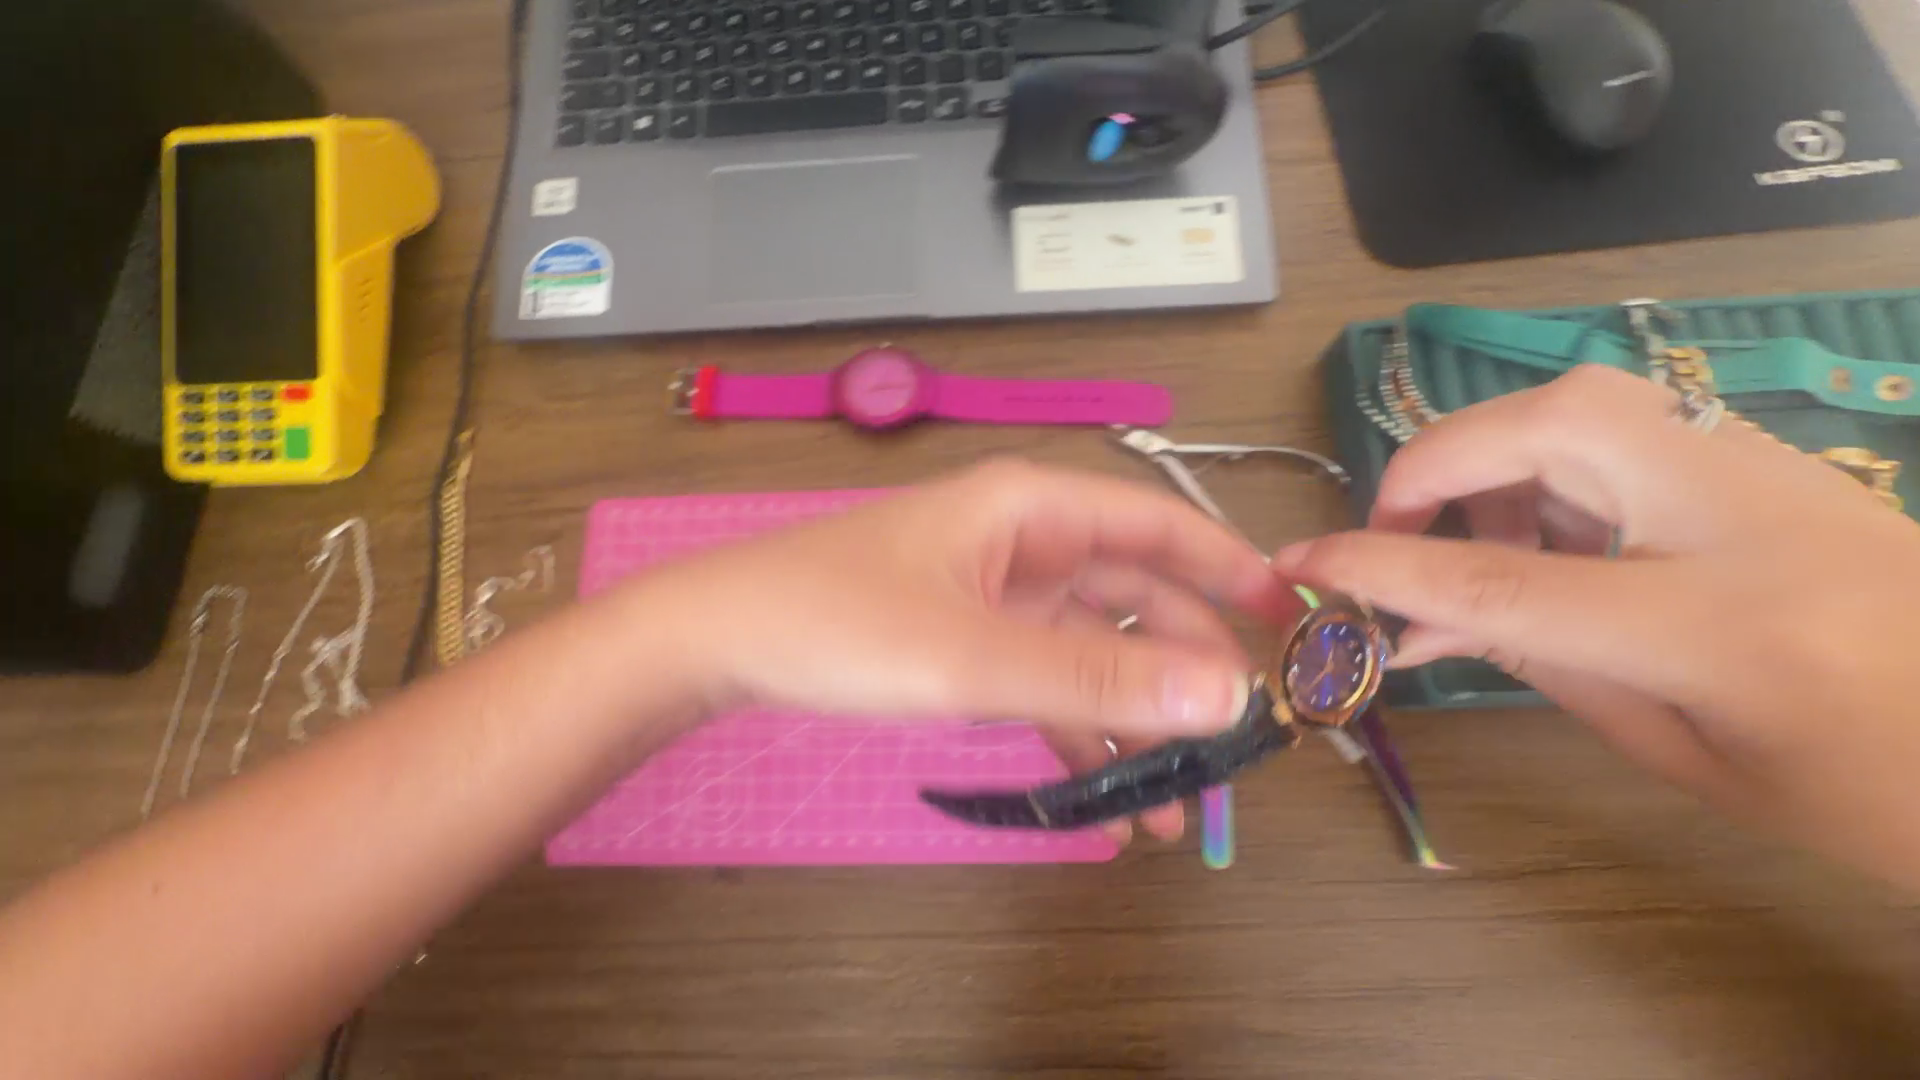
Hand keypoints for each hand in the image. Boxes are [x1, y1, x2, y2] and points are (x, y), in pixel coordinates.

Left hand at [624, 460, 1294, 842]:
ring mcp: (996, 593)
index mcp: (1032, 509)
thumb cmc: (843, 624)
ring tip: (1175, 800)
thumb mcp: (974, 656)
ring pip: (1091, 649)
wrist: (723, 641)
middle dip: (1185, 666)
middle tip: (1235, 741)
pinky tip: (1106, 789)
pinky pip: (1044, 678)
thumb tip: (1225, 693)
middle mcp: (1023, 542)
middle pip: (1134, 595)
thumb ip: (1097, 676)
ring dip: (1133, 716)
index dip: (1230, 568)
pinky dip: (1077, 726)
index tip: (1291, 622)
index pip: (1159, 525)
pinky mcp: (968, 638)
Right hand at [1271, 365, 1919, 889]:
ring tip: (1484, 540)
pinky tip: (1552, 535)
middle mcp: (1747, 514)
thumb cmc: (1877, 793)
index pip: (1499, 580)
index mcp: (1728, 628)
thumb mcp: (1683, 752)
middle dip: (1439, 461)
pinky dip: (1544, 469)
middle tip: (1403, 525)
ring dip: (1492, 462)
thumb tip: (1417, 624)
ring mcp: (1769, 468)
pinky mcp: (1768, 455)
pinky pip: (1619, 426)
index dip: (1380, 565)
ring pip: (1583, 402)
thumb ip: (1537, 663)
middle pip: (1548, 423)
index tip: (1296, 561)